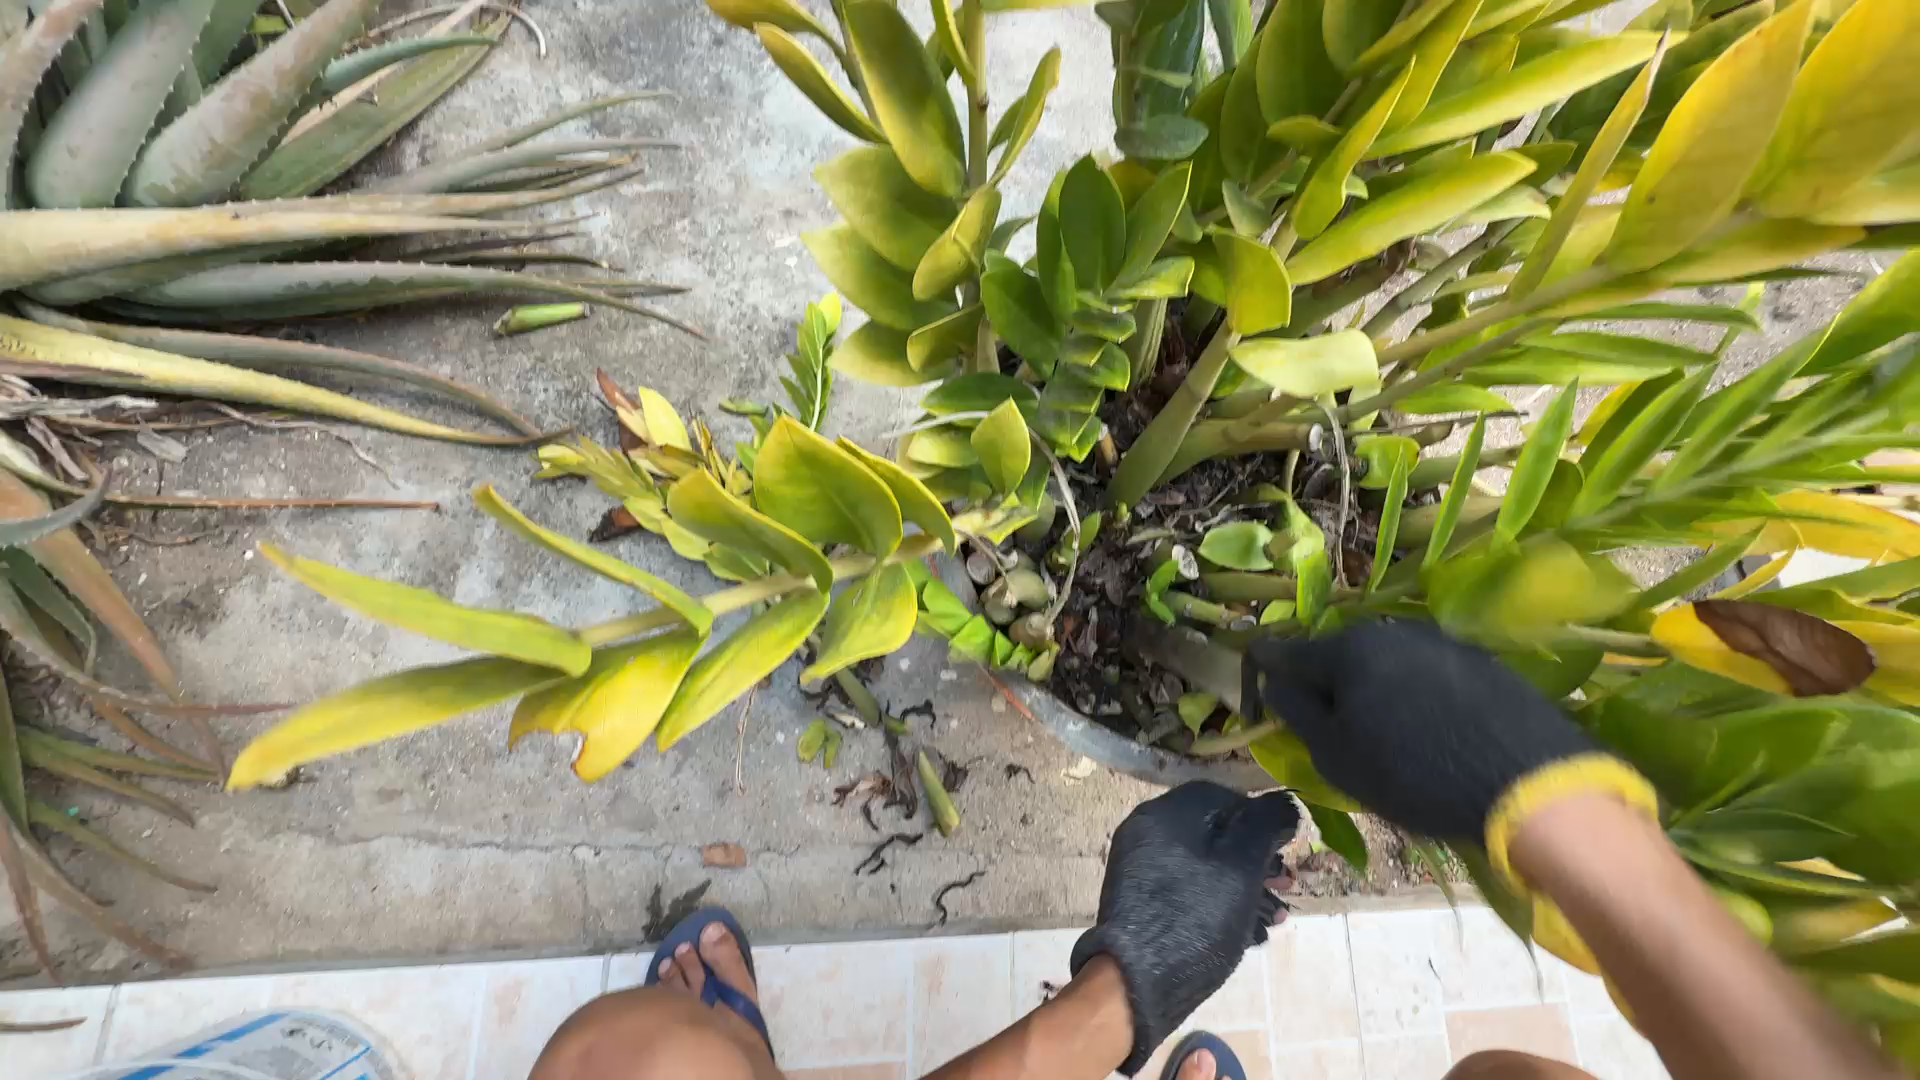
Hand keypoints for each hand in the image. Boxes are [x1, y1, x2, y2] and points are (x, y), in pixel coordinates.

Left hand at [1069, 781, 1297, 1074]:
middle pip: (1212, 831)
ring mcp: (1141, 865)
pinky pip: (1187, 887)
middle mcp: (1147, 831)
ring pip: (1203, 863)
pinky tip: (1249, 931)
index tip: (1285, 845)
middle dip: (1255, 857)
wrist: (1135, 980)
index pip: (1219, 795)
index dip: (1258, 816)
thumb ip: (1263, 828)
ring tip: (1276, 916)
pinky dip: (1218, 900)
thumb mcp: (1239, 869)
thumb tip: (1282, 802)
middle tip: (1285, 885)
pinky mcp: (1141, 898)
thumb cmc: (1194, 917)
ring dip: (1243, 884)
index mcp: (1164, 814)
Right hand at [1244, 619, 1599, 840]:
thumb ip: (1297, 712)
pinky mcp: (1482, 662)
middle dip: (1325, 678)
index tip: (1253, 665)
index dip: (1266, 662)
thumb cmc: (1414, 773)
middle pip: (1339, 653)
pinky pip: (1425, 672)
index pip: (1289, 652)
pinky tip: (1424, 725)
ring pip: (1384, 660)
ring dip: (1371, 684)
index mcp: (1348, 649)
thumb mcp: (1336, 755)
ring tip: (1378, 724)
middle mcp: (1390, 632)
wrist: (1535, 789)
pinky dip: (1411, 691)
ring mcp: (1440, 642)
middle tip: (1324, 714)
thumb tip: (1274, 683)